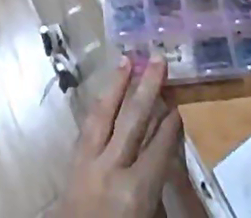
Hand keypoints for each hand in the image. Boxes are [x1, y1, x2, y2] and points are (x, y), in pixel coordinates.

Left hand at [57, 56, 182, 217]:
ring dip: (116, 86)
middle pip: (132, 120)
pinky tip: (106, 94)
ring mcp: (86, 165)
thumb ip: (157, 191)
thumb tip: (162, 153)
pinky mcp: (71, 166)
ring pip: (103, 115)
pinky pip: (87, 128)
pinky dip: (99, 108)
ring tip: (127, 60)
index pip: (159, 147)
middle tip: (158, 59)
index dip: (170, 125)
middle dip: (147, 88)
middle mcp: (110, 170)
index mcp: (135, 191)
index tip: (179, 103)